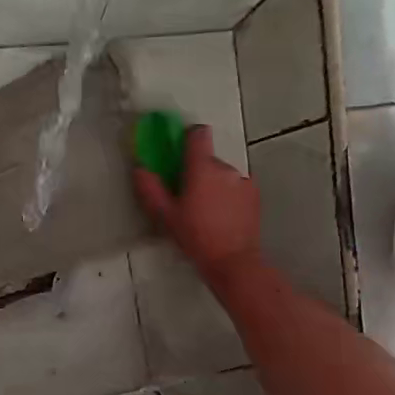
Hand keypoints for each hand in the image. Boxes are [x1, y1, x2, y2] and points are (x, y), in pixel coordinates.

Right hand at [132, 125, 262, 281]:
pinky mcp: (255, 193)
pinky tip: (225, 216)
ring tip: (209, 212)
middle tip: (190, 198)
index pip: (197, 134)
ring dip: (215, 185)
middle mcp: (224, 167)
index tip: (181, 155)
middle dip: (198, 172)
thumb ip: (150, 189)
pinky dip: (230, 195)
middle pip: (208, 159)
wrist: (233, 260)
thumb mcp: (167, 217)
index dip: (188, 138)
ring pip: (223, 174)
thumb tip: (139, 168)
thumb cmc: (196, 237)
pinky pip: (237, 186)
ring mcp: (243, 179)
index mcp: (201, 168)